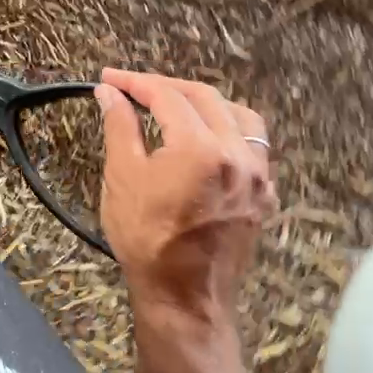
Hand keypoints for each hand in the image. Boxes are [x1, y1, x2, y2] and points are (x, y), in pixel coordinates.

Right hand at [96, 68, 276, 316]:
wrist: (183, 294)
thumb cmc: (145, 234)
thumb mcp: (122, 174)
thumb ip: (119, 125)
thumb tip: (110, 93)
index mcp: (201, 149)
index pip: (167, 97)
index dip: (134, 82)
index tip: (108, 79)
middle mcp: (239, 157)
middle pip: (205, 98)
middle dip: (164, 86)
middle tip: (130, 86)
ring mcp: (259, 177)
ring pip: (239, 117)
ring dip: (203, 102)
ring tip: (171, 104)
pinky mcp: (264, 195)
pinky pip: (253, 145)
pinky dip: (226, 127)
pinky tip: (200, 135)